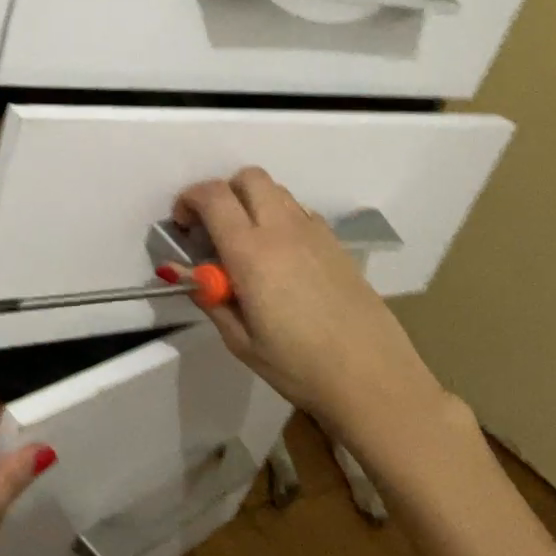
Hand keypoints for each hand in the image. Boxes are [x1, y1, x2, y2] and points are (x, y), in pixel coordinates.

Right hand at [173, 167, 449, 447]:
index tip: (182, 226)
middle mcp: (283, 230)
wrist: (373, 378)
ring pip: (276, 191)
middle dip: (223, 192)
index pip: (213, 196)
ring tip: (246, 245)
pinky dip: (280, 219)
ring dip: (252, 203)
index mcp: (251, 252)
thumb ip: (210, 298)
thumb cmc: (299, 366)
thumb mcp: (240, 341)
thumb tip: (186, 273)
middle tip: (213, 229)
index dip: (189, 200)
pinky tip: (280, 259)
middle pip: (248, 177)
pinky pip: (300, 212)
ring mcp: (315, 233)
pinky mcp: (336, 244)